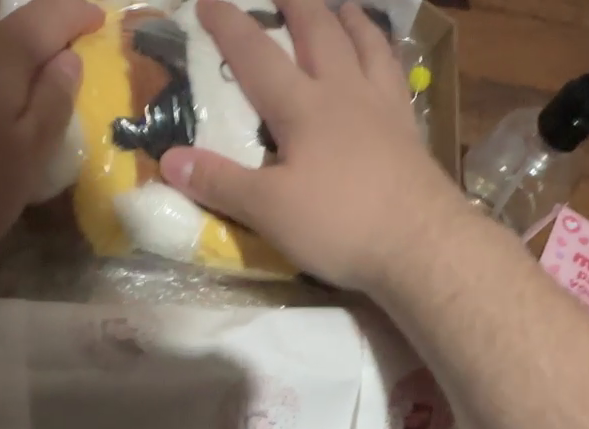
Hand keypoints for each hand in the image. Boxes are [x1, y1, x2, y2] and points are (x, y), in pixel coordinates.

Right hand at [157, 0, 470, 292]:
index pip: (257, 55)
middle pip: (318, 30)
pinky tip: (383, 58)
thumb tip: (168, 160)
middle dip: (293, 3)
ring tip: (338, 5)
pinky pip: (394, 74)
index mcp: (303, 108)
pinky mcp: (408, 130)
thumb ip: (220, 183)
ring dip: (346, 17)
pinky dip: (383, 53)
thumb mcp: (269, 211)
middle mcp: (344, 93)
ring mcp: (383, 107)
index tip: (208, 0)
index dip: (229, 25)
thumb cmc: (340, 225)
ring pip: (364, 43)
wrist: (420, 244)